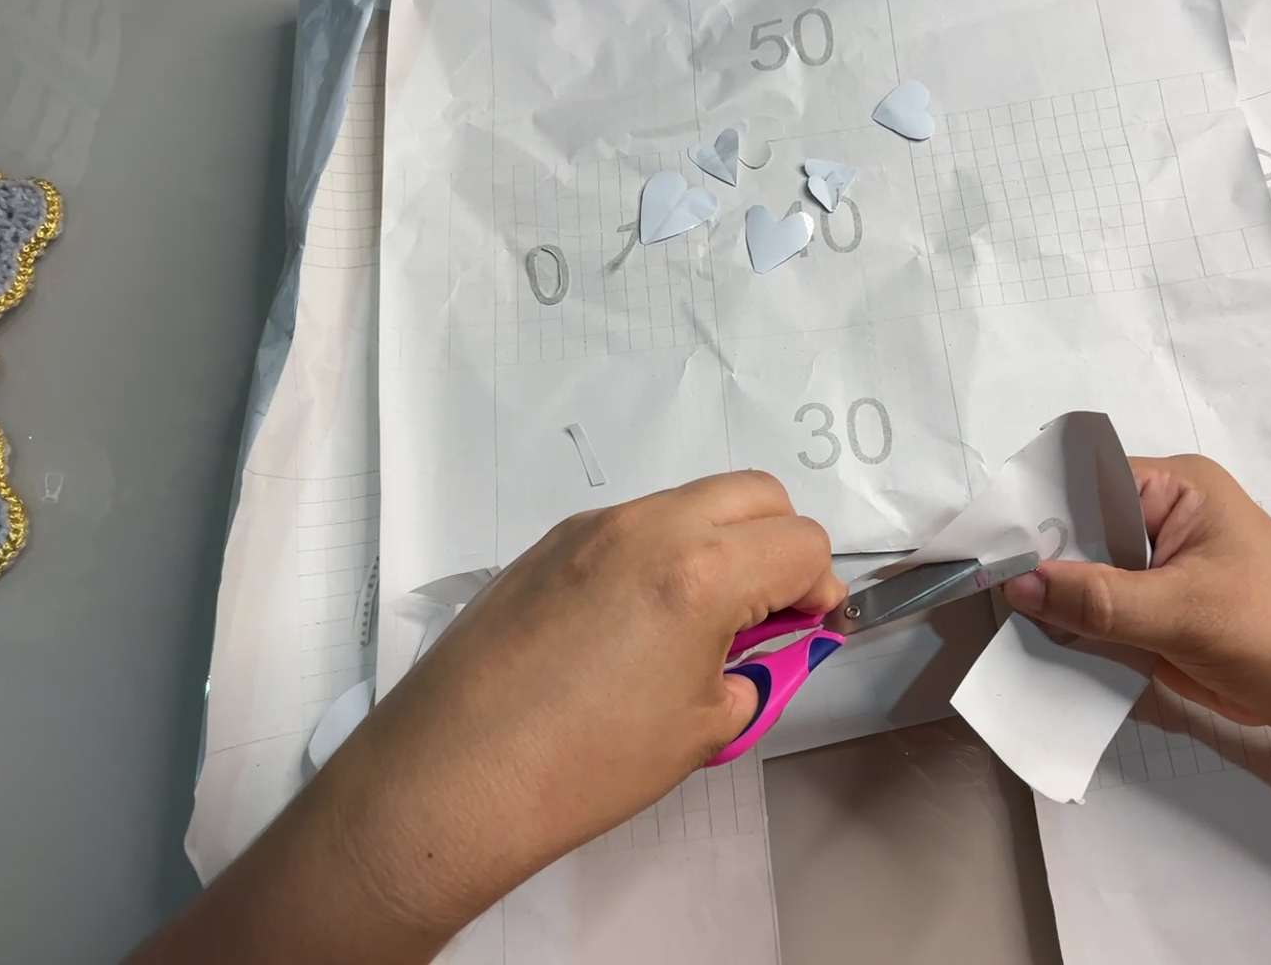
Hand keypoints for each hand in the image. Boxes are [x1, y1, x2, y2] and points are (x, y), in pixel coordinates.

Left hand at [312, 472, 846, 937]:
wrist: (450, 777)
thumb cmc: (587, 765)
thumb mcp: (705, 726)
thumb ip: (756, 667)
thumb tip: (768, 645)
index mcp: (703, 571)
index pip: (803, 543)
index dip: (820, 586)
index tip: (809, 626)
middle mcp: (654, 525)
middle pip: (760, 493)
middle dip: (780, 544)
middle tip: (764, 608)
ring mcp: (600, 522)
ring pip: (698, 499)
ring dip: (724, 541)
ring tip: (696, 614)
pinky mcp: (557, 536)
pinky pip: (641, 520)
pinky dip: (667, 549)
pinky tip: (636, 615)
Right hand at [1002, 454, 1270, 729]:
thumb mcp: (1182, 612)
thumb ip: (1096, 599)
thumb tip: (1015, 584)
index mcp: (1176, 488)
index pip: (1088, 481)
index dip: (1038, 506)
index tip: (989, 538)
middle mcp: (1161, 515)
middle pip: (1079, 524)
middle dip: (1038, 553)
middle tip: (984, 578)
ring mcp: (1157, 562)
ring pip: (1084, 567)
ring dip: (1052, 591)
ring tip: (1001, 608)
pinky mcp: (1154, 603)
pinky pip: (1098, 603)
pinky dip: (1072, 619)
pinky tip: (1038, 632)